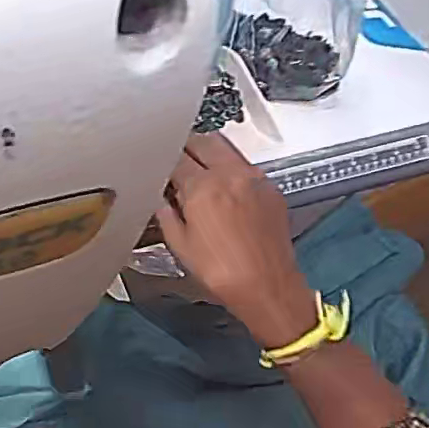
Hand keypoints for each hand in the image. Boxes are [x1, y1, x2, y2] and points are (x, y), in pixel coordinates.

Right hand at [155, 132, 316, 346]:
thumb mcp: (180, 245)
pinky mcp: (271, 189)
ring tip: (198, 171)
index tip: (157, 167)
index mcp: (203, 187)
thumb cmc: (220, 271)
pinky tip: (223, 189)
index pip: (177, 159)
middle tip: (175, 159)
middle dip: (187, 146)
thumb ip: (166, 215)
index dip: (164, 161)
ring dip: (210, 153)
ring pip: (228, 150)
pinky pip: (245, 168)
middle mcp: (231, 174)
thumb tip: (162, 200)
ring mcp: (255, 179)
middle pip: (205, 142)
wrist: (267, 286)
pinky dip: (230, 169)